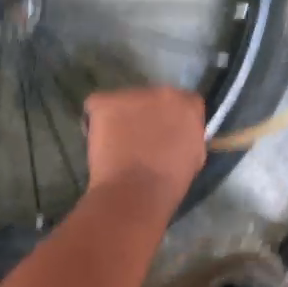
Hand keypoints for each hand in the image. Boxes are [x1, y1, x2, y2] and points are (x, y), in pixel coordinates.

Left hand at [83, 87, 205, 200]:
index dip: (168, 120)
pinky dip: (95, 122)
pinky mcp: (104, 102)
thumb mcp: (192, 158)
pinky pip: (96, 106)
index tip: (162, 137)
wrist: (135, 193)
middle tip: (136, 143)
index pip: (181, 103)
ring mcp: (132, 95)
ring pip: (123, 103)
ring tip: (116, 147)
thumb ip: (186, 137)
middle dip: (144, 117)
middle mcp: (163, 92)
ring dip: (120, 120)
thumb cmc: (168, 185)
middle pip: (151, 100)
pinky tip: (100, 143)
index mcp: (188, 105)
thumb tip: (176, 136)